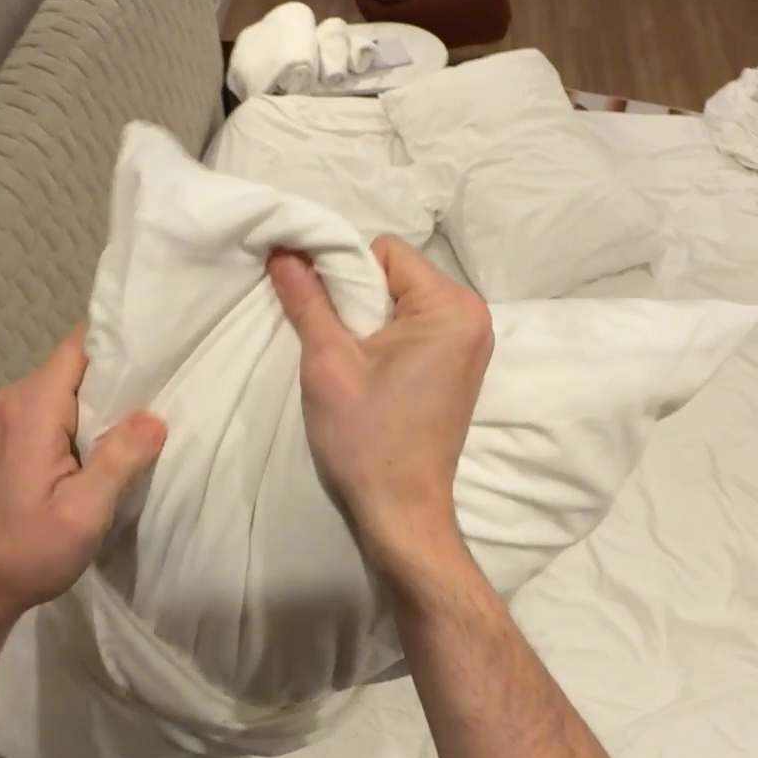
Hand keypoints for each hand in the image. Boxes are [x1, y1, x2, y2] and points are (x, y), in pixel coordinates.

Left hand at [0, 327, 165, 637]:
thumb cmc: (29, 551)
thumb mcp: (85, 511)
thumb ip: (119, 458)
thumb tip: (157, 416)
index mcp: (30, 409)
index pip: (79, 347)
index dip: (121, 347)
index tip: (162, 360)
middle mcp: (11, 402)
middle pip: (74, 365)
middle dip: (119, 378)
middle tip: (163, 399)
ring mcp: (3, 419)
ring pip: (65, 388)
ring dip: (102, 403)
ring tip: (141, 425)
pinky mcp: (6, 438)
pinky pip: (52, 409)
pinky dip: (83, 419)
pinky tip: (105, 447)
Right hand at [268, 234, 492, 571]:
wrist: (402, 509)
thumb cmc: (367, 438)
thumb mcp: (328, 362)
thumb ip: (307, 298)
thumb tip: (283, 248)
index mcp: (451, 307)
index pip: (385, 251)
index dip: (345, 274)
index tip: (328, 318)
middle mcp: (474, 317)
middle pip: (398, 274)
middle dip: (360, 299)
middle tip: (339, 347)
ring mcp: (473, 344)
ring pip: (405, 302)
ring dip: (372, 322)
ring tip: (355, 367)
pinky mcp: (463, 368)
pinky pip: (419, 329)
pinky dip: (390, 341)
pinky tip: (374, 378)